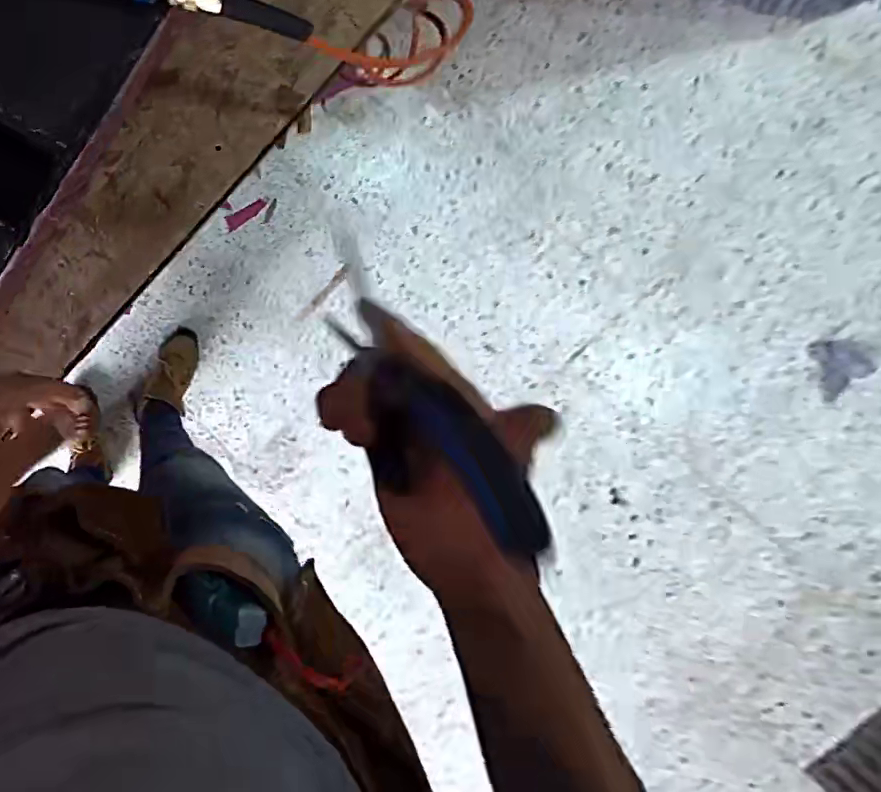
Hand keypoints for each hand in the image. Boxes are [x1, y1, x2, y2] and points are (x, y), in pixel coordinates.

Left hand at [0, 373, 94, 558]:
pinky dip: (1, 424)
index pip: (28, 385)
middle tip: (69, 414)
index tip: (84, 400)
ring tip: (43, 431)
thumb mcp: (3, 473)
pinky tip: (8, 444)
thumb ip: (36, 440)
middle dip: (42, 399)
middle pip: (9, 388)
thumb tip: (64, 418)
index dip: (60, 392)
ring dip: (21, 412)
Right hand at [316, 310, 556, 602]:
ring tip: (352, 432)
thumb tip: (542, 417)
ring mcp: (403, 425)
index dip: (394, 334)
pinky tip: (341, 429)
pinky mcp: (380, 445)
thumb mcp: (503, 477)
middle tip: (359, 415)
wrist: (465, 566)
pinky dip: (338, 411)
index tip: (364, 313)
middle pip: (382, 368)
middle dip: (362, 381)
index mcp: (461, 405)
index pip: (422, 357)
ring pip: (361, 388)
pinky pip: (351, 412)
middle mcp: (429, 407)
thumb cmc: (488, 522)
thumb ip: (510, 438)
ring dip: (346, 399)